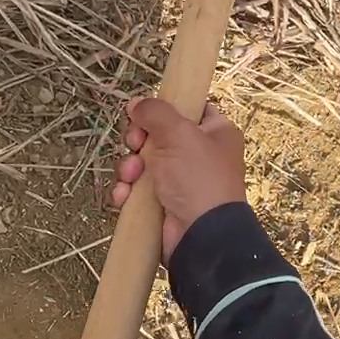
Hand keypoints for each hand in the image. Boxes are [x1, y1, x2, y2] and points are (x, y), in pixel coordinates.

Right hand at [111, 98, 247, 259]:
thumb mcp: (179, 134)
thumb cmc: (197, 178)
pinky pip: (136, 189)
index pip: (187, 110)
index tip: (144, 114)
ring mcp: (179, 181)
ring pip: (142, 163)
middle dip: (138, 142)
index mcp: (214, 133)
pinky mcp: (162, 204)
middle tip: (136, 145)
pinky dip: (127, 191)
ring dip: (129, 168)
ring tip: (131, 177)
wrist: (200, 235)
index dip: (163, 110)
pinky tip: (125, 196)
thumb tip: (135, 102)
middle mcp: (198, 156)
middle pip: (157, 135)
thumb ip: (156, 113)